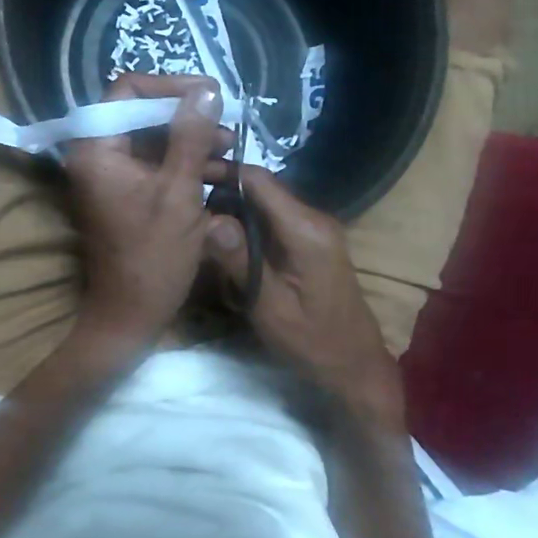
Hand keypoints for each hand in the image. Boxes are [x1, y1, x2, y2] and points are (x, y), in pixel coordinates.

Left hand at [65, 73, 229, 345]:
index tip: (211, 94)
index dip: (170, 85)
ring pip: (153, 140)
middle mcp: (96, 155)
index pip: (127, 91)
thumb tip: (207, 91)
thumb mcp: (180, 192)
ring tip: (234, 149)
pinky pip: (155, 165)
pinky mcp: (125, 193)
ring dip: (193, 141)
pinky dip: (186, 165)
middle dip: (188, 117)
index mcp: (97, 149)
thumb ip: (191, 137)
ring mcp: (110, 175)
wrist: (130, 314)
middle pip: (142, 114)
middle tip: (228, 126)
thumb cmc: (153, 256)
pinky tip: (224, 173)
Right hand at [205, 166, 402, 425]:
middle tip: (183, 206)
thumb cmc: (312, 341)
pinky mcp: (310, 242)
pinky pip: (272, 221)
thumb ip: (240, 260)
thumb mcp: (270, 307)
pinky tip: (223, 242)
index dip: (222, 172)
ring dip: (232, 209)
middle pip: (261, 189)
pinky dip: (245, 225)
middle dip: (222, 192)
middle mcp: (314, 219)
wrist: (354, 366)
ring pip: (264, 204)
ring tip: (196, 222)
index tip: (187, 176)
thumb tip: (209, 218)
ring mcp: (315, 230)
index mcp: (306, 230)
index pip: (259, 181)